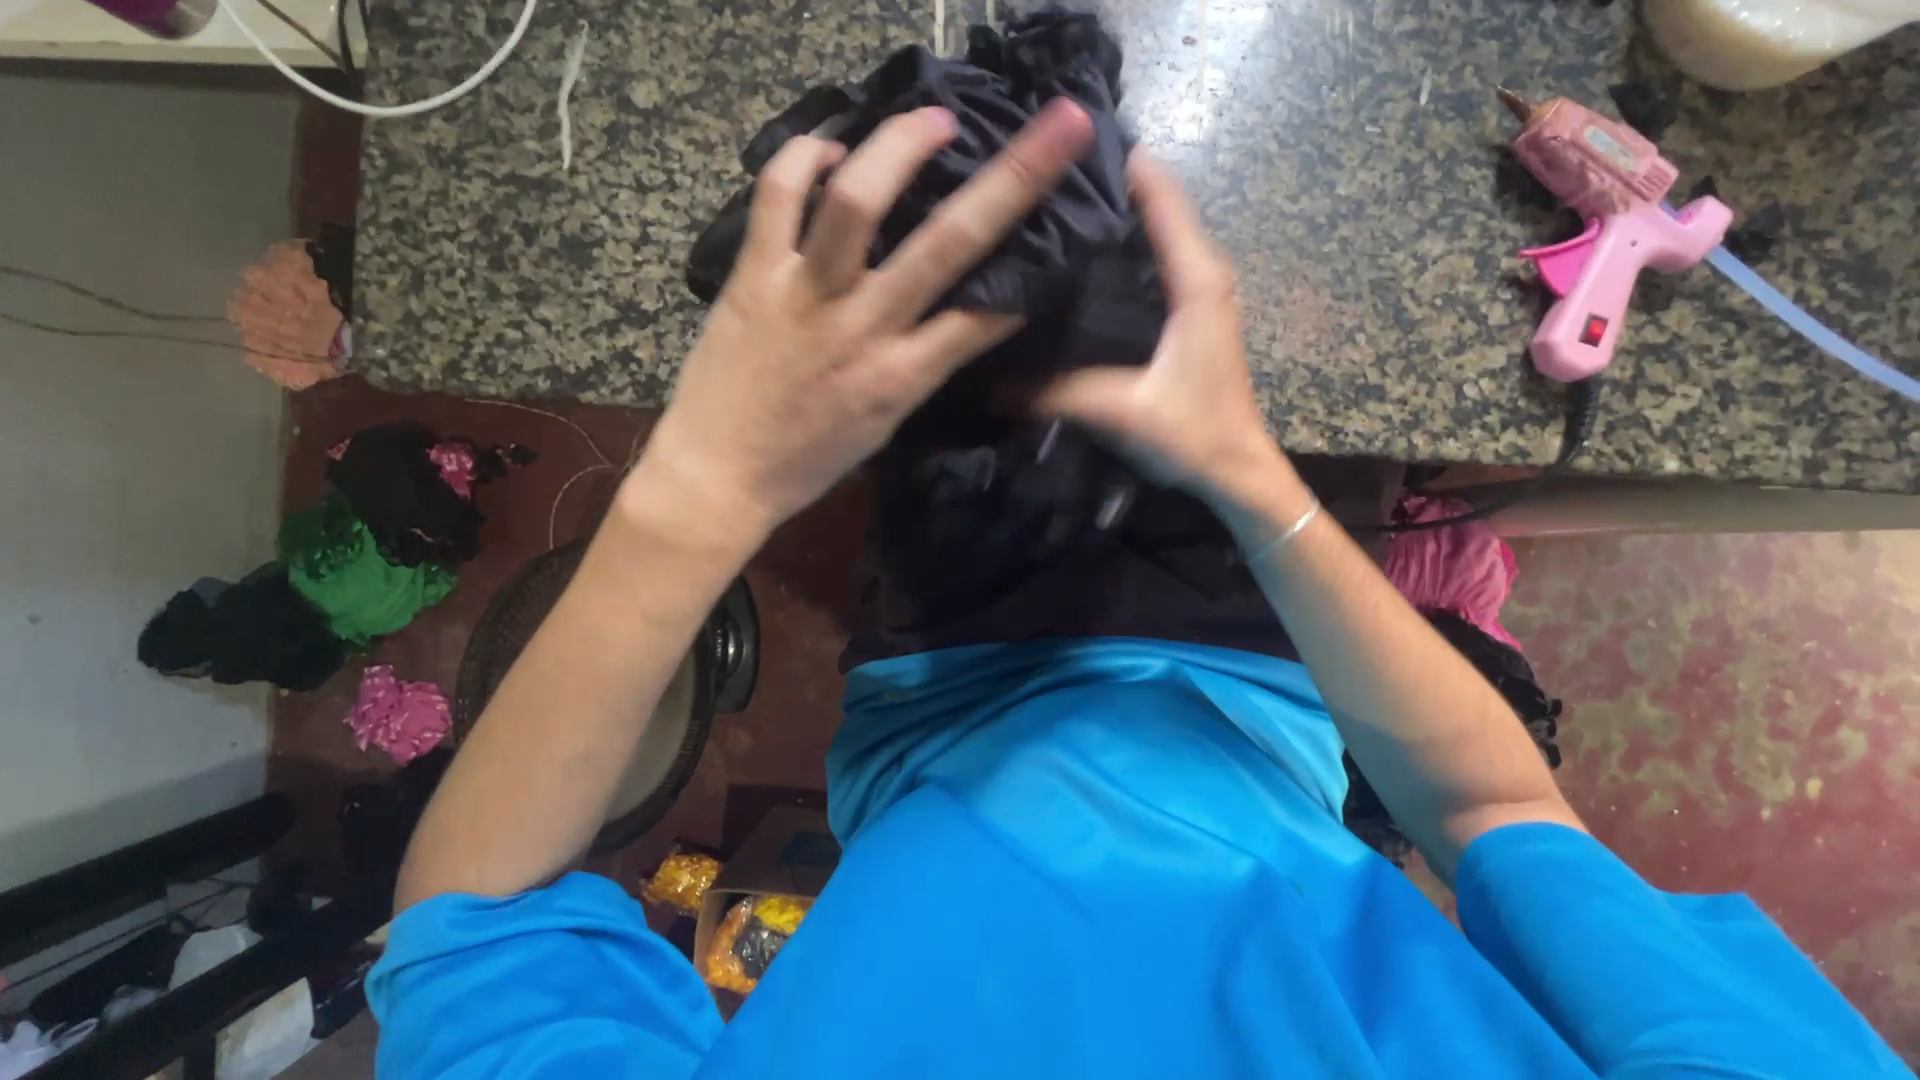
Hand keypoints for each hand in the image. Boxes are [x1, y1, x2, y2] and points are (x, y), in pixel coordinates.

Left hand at [634, 100, 1096, 541]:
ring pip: (857, 202)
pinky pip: (777, 196)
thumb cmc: (807, 461)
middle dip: (1012, 179)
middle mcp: (864, 326)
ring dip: (902, 146)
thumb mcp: (884, 423)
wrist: (719, 475)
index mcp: (902, 376)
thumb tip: (950, 319)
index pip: (985, 316)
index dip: (1029, 274)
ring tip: (933, 120)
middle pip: (948, 242)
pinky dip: (804, 158)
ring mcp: (806, 294)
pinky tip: (830, 147)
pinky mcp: (753, 275)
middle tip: (1057, 128)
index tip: (1056, 232)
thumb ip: (917, 367)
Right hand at [1033, 152, 1294, 512]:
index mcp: (1196, 278)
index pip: (1158, 193)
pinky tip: (1074, 265)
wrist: (1237, 473)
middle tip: (1033, 188)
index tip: (1055, 153)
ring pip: (1153, 231)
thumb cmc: (1193, 435)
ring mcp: (1199, 289)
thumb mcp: (1121, 412)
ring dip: (1109, 219)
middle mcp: (1203, 270)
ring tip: (1044, 216)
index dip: (1114, 165)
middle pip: (1153, 203)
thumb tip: (988, 384)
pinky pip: (1152, 259)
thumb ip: (1056, 393)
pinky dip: (1119, 250)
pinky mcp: (1189, 310)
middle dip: (1101, 189)